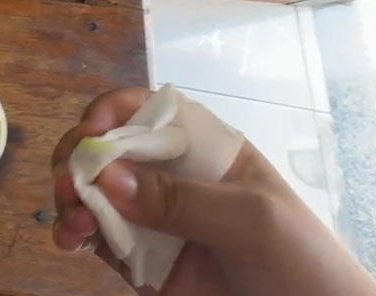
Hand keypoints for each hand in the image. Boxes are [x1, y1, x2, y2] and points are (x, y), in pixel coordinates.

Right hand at [51, 89, 375, 295]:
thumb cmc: (307, 266)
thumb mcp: (254, 222)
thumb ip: (182, 199)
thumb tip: (107, 174)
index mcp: (202, 149)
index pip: (146, 110)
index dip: (113, 112)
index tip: (92, 132)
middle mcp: (171, 177)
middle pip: (108, 148)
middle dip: (80, 155)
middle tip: (68, 180)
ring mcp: (155, 221)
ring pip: (94, 191)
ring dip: (70, 195)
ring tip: (69, 218)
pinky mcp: (143, 263)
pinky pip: (98, 238)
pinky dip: (74, 231)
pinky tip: (68, 238)